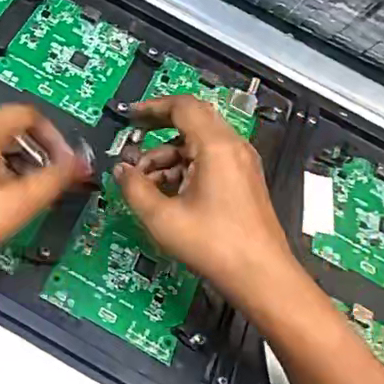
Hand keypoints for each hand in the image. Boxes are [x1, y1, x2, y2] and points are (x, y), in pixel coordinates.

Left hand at [0, 105, 86, 296]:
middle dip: (37, 153)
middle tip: (49, 183)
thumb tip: (80, 163)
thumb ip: (55, 179)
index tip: (66, 166)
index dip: (56, 140)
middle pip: (11, 127)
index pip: (31, 116)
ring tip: (25, 195)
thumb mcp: (18, 204)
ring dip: (16, 162)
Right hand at [113, 95, 298, 299]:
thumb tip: (122, 171)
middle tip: (134, 144)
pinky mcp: (243, 181)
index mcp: (217, 146)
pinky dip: (185, 168)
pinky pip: (209, 160)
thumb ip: (135, 188)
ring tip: (145, 182)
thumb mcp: (162, 218)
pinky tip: (167, 193)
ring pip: (198, 143)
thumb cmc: (216, 246)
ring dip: (169, 155)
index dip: (152, 107)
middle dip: (158, 132)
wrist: (262, 277)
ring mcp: (241, 164)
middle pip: (191, 121)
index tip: (131, 116)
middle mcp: (233, 148)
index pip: (183, 106)